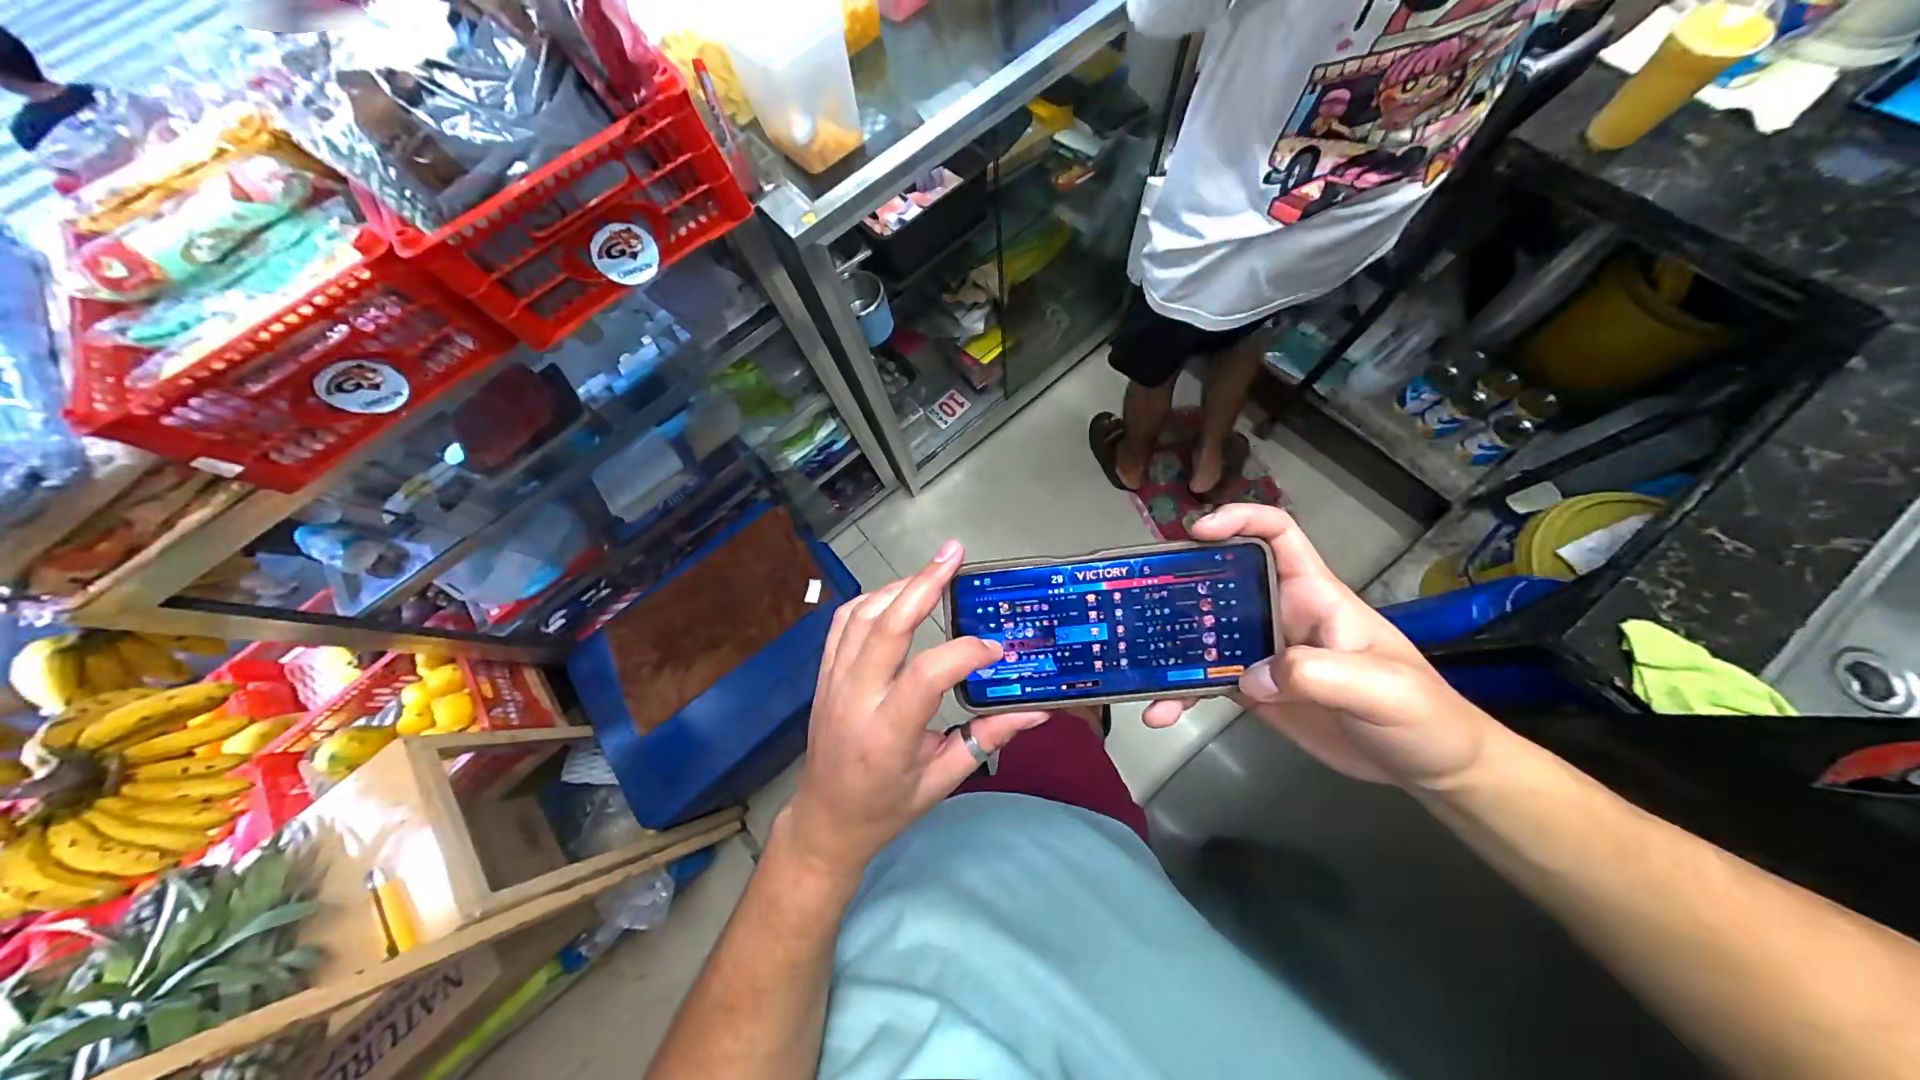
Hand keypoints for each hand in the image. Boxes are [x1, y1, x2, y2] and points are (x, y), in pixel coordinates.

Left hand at [780, 540, 1049, 876]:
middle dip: (922, 585)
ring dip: (898, 587)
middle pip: (886, 628)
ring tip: (933, 572)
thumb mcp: (941, 780)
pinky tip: (896, 595)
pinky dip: (870, 601)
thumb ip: (985, 739)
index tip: (997, 650)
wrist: (825, 820)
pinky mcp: (823, 675)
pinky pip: (842, 624)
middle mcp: (855, 700)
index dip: (965, 653)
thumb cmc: (887, 806)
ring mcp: (833, 682)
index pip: (927, 676)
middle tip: (953, 553)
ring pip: (861, 617)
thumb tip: (1035, 711)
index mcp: (887, 734)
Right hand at [1143, 504, 1494, 789]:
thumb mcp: (1383, 690)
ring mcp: (1263, 651)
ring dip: (1170, 647)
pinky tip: (1159, 712)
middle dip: (1180, 581)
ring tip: (1138, 666)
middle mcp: (1280, 614)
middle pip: (1222, 579)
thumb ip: (1321, 673)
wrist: (1427, 766)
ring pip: (1205, 633)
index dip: (1240, 520)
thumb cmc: (1421, 715)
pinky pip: (1206, 680)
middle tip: (1139, 595)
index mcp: (1314, 596)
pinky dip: (1181, 693)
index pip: (1278, 535)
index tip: (1199, 530)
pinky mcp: (1253, 687)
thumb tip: (1250, 676)